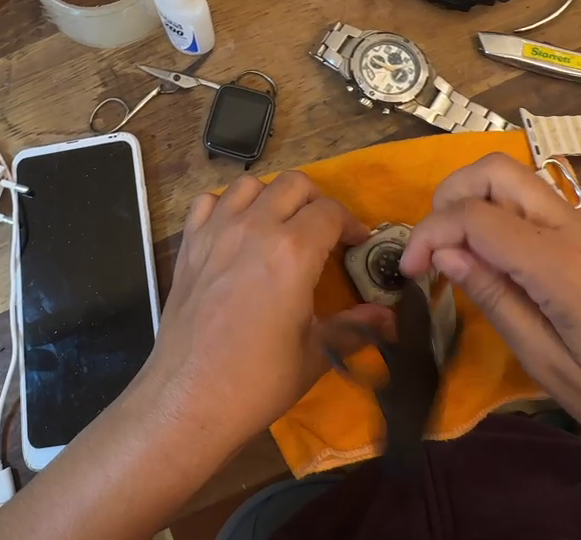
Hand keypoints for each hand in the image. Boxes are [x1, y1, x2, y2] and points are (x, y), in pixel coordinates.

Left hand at [130, 172, 391, 455]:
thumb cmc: (259, 380)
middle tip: (324, 231)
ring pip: (249, 184)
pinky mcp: (189, 243)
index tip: (357, 243)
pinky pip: (207, 201)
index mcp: (292, 251)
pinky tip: (234, 229)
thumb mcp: (316, 354)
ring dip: (271, 197)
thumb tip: (391, 317)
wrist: (190, 396)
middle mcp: (253, 227)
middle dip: (316, 201)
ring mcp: (215, 230)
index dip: (350, 223)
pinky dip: (225, 205)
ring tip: (280, 225)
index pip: (330, 211)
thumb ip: (355, 326)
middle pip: (293, 184)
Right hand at [398, 153, 580, 482]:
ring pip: (522, 181)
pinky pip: (546, 209)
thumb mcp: (554, 370)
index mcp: (564, 266)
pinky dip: (508, 218)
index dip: (427, 234)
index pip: (473, 217)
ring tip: (459, 254)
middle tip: (430, 245)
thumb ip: (496, 300)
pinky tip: (504, 266)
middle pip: (497, 170)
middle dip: (449, 194)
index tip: (407, 272)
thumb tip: (446, 253)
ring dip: (478, 201)